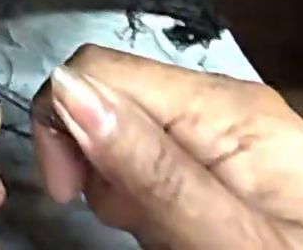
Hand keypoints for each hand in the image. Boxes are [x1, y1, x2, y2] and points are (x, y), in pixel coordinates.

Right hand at [30, 44, 302, 249]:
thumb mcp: (239, 248)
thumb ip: (156, 171)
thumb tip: (64, 85)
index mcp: (233, 107)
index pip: (110, 71)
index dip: (66, 117)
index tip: (64, 197)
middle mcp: (224, 105)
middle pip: (114, 92)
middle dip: (92, 152)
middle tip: (117, 222)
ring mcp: (222, 138)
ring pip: (121, 127)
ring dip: (111, 179)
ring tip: (150, 233)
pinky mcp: (216, 170)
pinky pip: (147, 159)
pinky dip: (133, 193)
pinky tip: (159, 230)